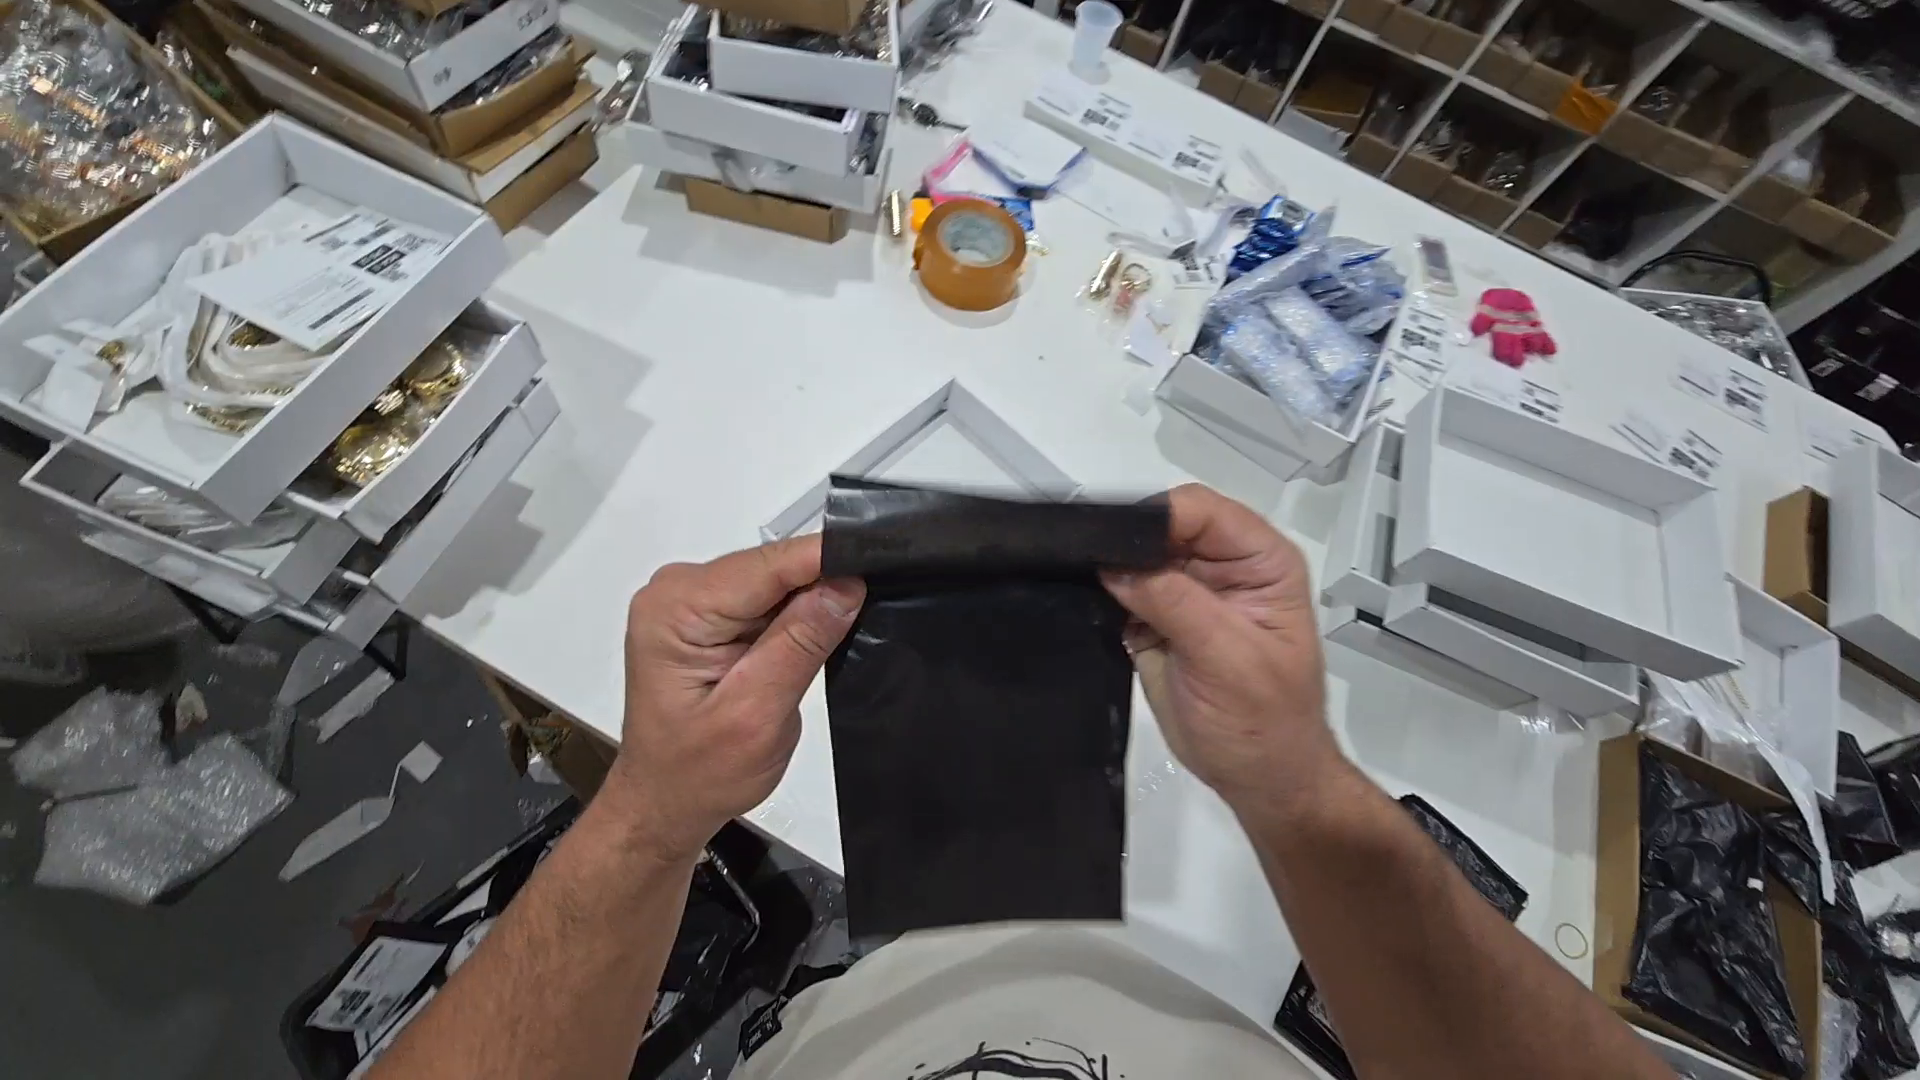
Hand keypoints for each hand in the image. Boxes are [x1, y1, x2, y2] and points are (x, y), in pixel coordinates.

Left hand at [609, 535, 864, 860]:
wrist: (666, 803)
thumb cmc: (702, 772)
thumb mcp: (757, 714)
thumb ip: (800, 643)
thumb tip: (846, 584)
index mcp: (677, 608)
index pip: (767, 564)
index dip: (828, 558)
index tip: (884, 560)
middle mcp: (679, 590)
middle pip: (772, 566)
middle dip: (825, 578)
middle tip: (882, 593)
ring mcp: (693, 600)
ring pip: (775, 579)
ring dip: (815, 597)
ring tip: (859, 613)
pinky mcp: (711, 615)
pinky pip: (768, 597)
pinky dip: (799, 612)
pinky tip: (823, 628)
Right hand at [1102, 484, 1337, 816]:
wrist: (1259, 780)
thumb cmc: (1263, 723)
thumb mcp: (1229, 659)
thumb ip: (1175, 603)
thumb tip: (1112, 564)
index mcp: (1259, 562)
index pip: (1201, 511)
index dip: (1156, 519)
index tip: (1109, 543)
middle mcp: (1220, 566)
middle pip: (1162, 527)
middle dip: (1122, 539)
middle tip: (1076, 559)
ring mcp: (1184, 592)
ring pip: (1134, 555)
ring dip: (1103, 565)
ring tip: (1067, 577)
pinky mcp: (1153, 619)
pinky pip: (1118, 591)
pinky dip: (1096, 594)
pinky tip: (1073, 599)